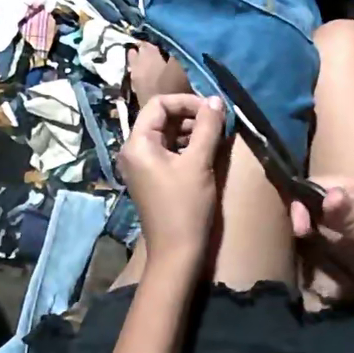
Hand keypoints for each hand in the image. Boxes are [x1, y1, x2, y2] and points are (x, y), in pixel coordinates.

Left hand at [119, 93, 224, 274]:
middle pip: (162, 118)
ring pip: (167, 135)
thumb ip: (208, 128)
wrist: (177, 252)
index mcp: (138, 144)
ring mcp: (142, 166)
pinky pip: (169, 152)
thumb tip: (216, 100)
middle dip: (191, 116)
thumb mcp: (199, 164)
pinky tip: (208, 153)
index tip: (214, 110)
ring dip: (192, 131)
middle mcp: (134, 151)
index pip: (159, 104)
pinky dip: (188, 147)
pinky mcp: (153, 178)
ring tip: (217, 137)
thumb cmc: (186, 207)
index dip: (187, 102)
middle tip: (219, 123)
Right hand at [289, 174, 353, 296]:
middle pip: (324, 210)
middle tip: (345, 258)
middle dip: (328, 238)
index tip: (300, 232)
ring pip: (333, 231)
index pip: (319, 184)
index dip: (304, 206)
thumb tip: (327, 195)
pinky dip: (349, 258)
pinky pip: (345, 242)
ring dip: (341, 253)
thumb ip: (351, 218)